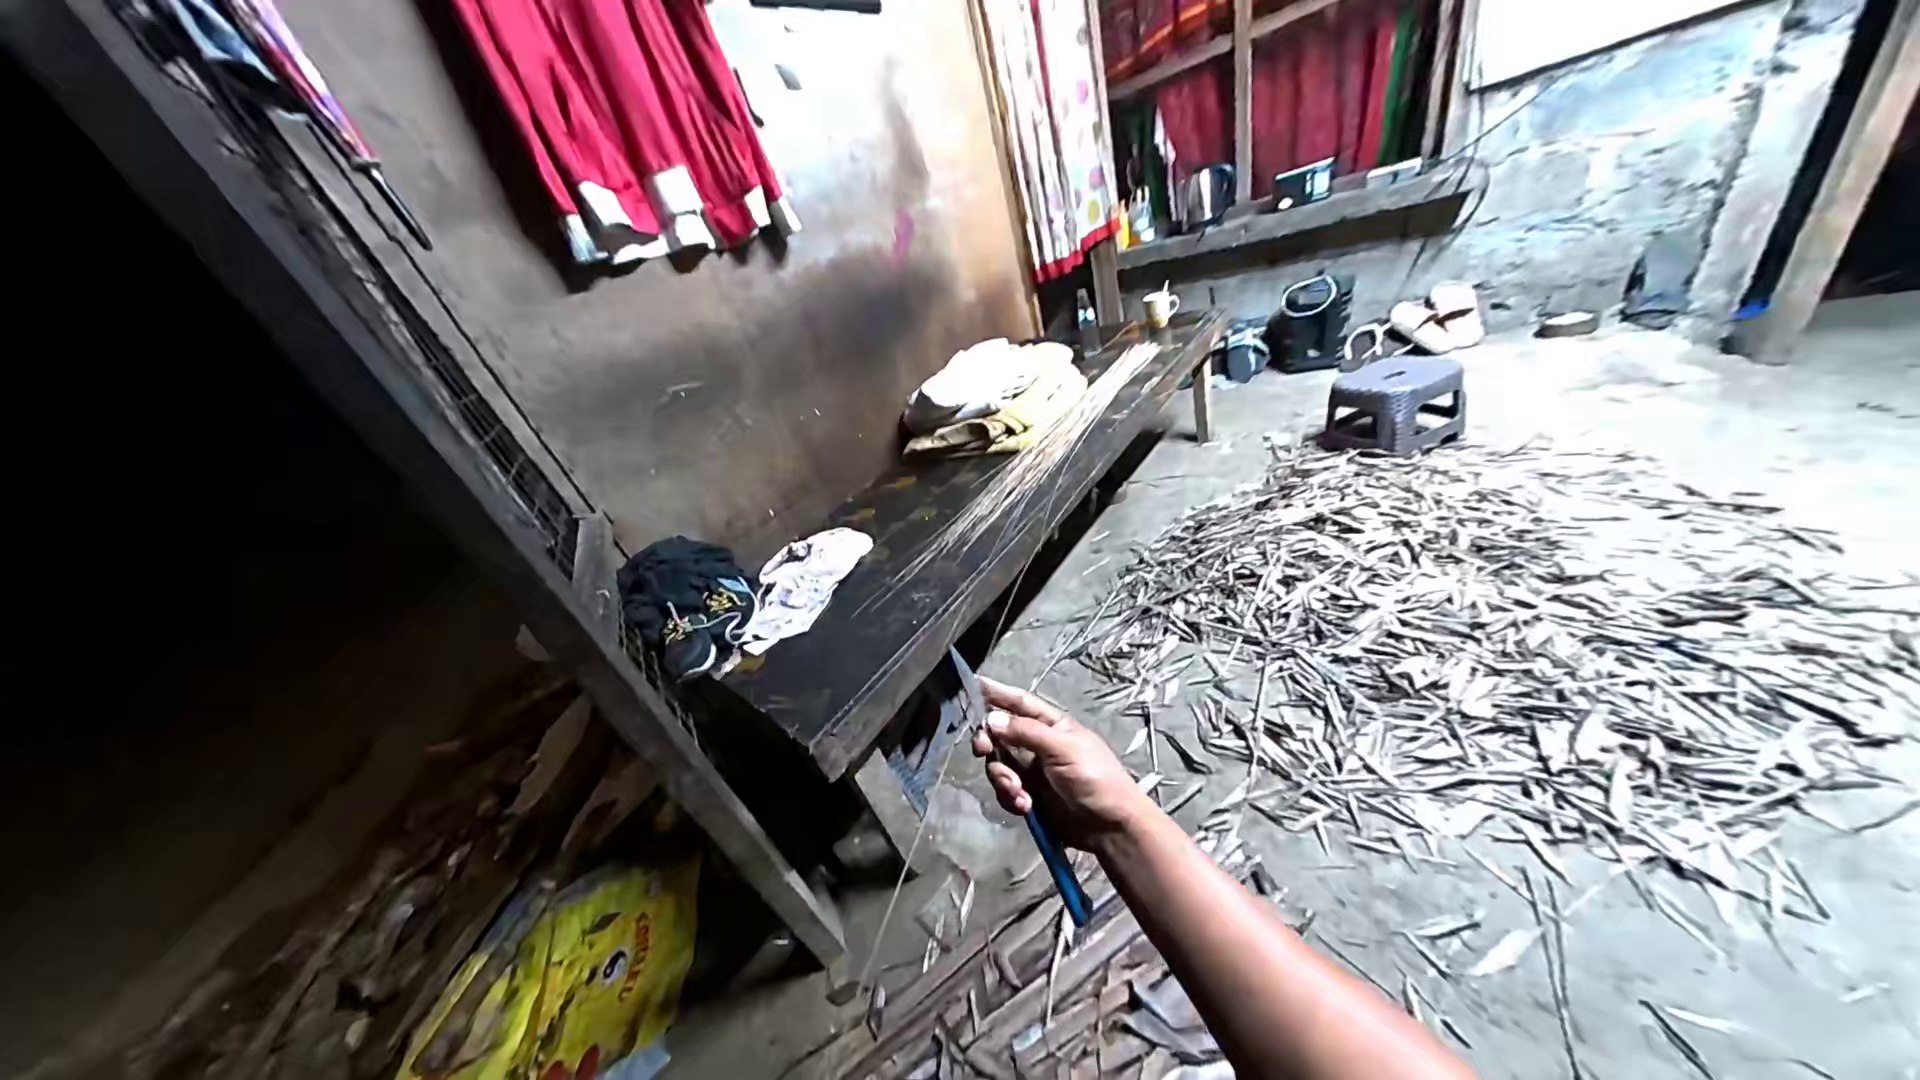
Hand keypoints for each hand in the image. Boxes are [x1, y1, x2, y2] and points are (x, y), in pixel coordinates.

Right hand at [971, 676, 1153, 852]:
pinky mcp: (1029, 795)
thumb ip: (1027, 733)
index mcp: (1051, 725)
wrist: (1111, 828)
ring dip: (1003, 778)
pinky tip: (1025, 807)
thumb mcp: (1063, 749)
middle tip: (982, 750)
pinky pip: (1006, 790)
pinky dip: (1010, 798)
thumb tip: (991, 719)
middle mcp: (1037, 744)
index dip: (997, 692)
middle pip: (1000, 734)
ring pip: (999, 765)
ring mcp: (1032, 770)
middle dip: (988, 741)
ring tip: (1019, 793)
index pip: (1019, 702)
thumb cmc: (1095, 778)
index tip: (972, 683)